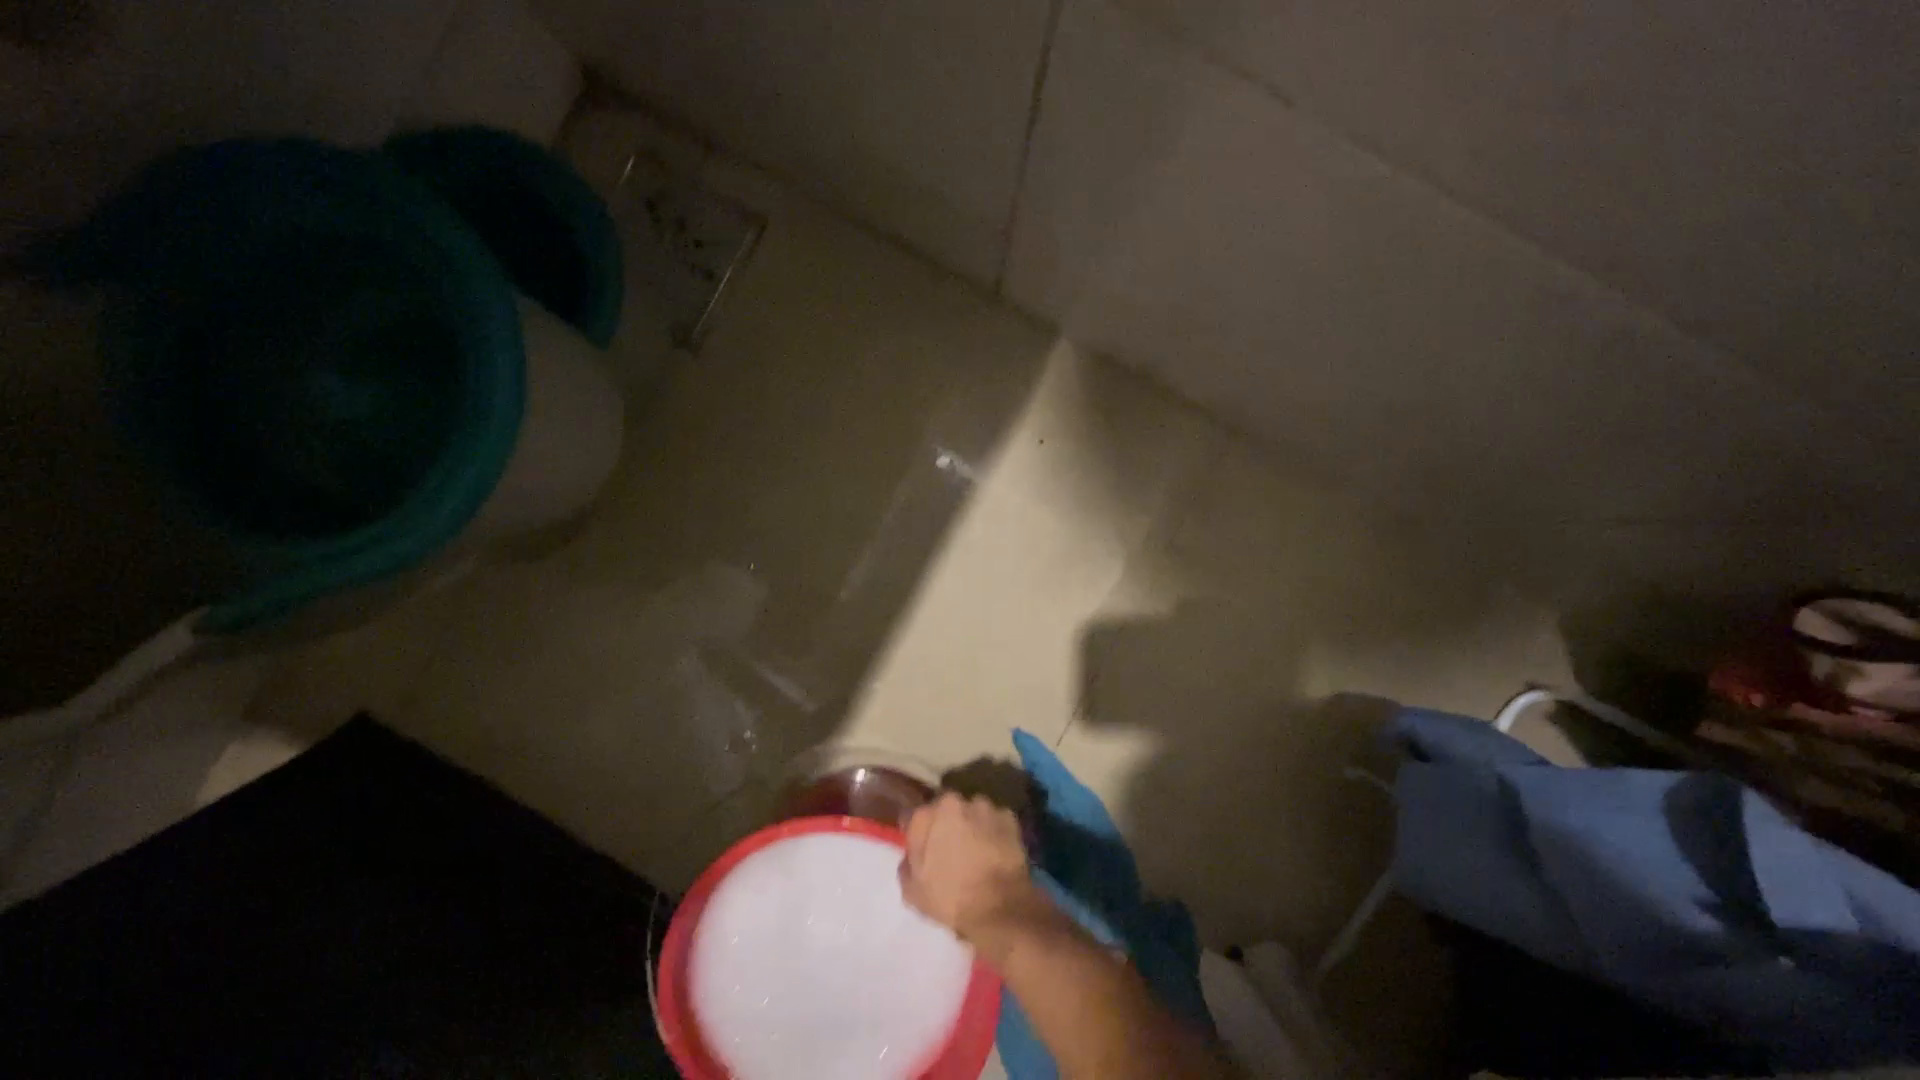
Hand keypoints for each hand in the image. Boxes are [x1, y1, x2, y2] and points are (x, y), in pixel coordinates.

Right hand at [899, 793, 1044, 946]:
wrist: (999, 907)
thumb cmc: (950, 899)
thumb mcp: (912, 892)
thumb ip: (906, 866)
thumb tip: (910, 857)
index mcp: (924, 816)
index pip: (913, 817)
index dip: (916, 833)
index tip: (921, 848)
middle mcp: (953, 802)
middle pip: (945, 810)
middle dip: (946, 825)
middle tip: (950, 850)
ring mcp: (984, 807)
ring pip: (972, 812)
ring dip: (972, 826)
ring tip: (976, 851)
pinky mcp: (1009, 817)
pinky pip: (995, 822)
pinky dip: (994, 832)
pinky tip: (995, 852)